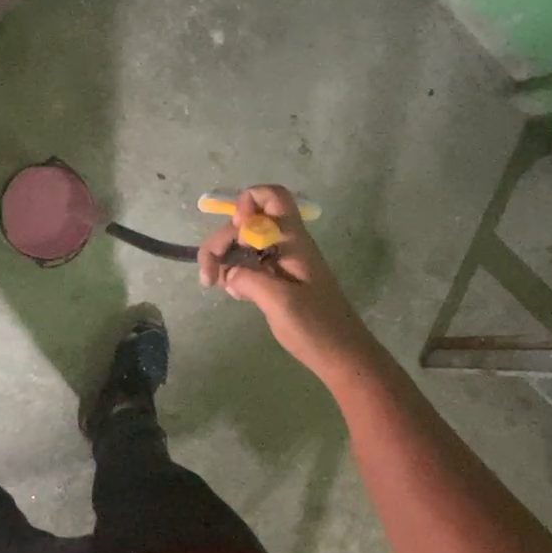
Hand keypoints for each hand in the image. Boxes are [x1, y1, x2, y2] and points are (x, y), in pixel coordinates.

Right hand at [199, 185, 376, 376]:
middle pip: (247, 222)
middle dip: (222, 240)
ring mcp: (282, 263)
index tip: (238, 236)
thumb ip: (250, 279)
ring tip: (214, 284)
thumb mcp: (280, 302)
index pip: (272, 197)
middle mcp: (286, 245)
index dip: (248, 203)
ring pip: (245, 244)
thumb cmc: (316, 327)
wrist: (342, 355)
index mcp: (293, 242)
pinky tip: (231, 292)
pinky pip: (250, 264)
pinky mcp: (279, 281)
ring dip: (224, 257)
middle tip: (209, 276)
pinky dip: (235, 272)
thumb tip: (230, 272)